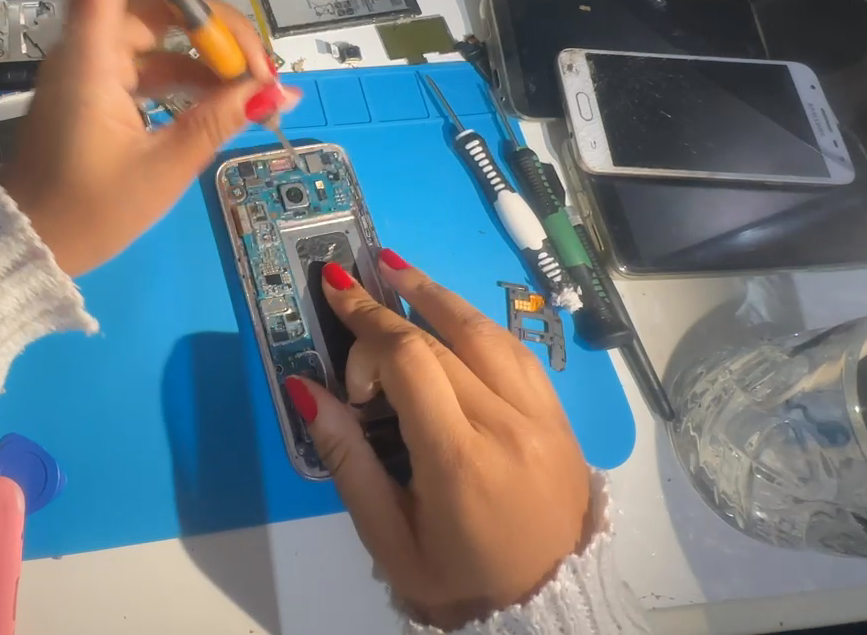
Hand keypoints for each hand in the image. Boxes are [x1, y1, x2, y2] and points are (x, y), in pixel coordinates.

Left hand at [0, 0, 294, 275]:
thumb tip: (277, 91)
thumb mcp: (163, 167)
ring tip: (256, 86)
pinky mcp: (97, 92)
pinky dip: (187, 75)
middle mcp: (87, 48)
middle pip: (154, 3)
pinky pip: (149, 65)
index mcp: (89, 55)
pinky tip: (226, 98)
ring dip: (207, 52)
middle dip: (216, 23)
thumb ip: (219, 120)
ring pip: (157, 35)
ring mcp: (91, 69)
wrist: (26, 249)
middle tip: (263, 64)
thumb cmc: (86, 212)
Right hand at [286, 250, 591, 628]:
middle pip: (441, 340)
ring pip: (485, 332)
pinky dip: (475, 321)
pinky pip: (516, 351)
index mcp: (461, 461)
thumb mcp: (388, 538)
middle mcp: (509, 427)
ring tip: (394, 267)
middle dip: (385, 308)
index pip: (410, 362)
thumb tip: (306, 388)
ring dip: (434, 293)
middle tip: (345, 282)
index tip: (333, 303)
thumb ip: (346, 458)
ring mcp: (543, 419)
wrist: (558, 618)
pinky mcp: (560, 420)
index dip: (367, 326)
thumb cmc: (458, 583)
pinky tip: (447, 310)